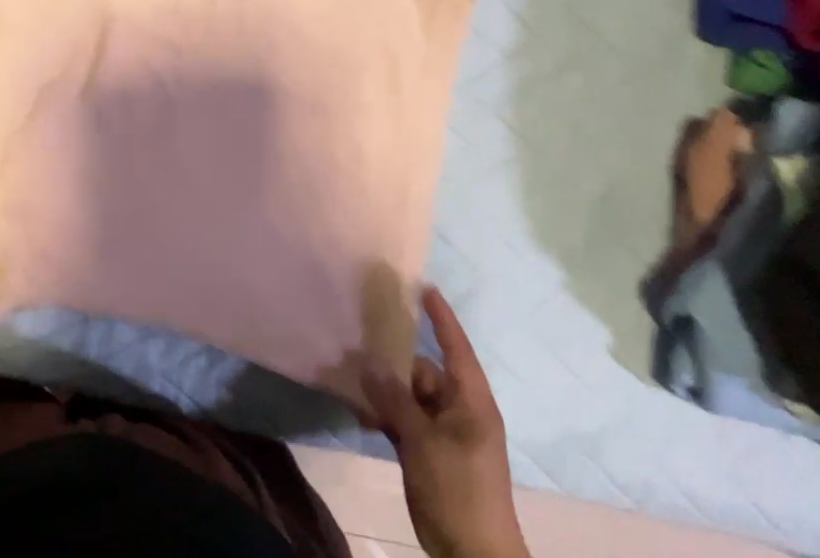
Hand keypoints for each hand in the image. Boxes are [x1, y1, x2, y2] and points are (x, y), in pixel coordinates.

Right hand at [362, 286, 529, 557]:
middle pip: (423, 372)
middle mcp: (459, 411)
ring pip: (408, 397)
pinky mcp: (427, 452)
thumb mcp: (423, 441)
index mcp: (471, 403)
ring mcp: (443, 433)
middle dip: (392, 364)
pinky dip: (382, 415)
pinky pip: (402, 420)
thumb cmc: (458, 488)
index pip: (457, 349)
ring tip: (348, 384)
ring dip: (382, 392)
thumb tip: (368, 364)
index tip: (424, 288)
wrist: (471, 549)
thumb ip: (394, 400)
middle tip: (354, 350)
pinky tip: (357, 415)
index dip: (442, 319)